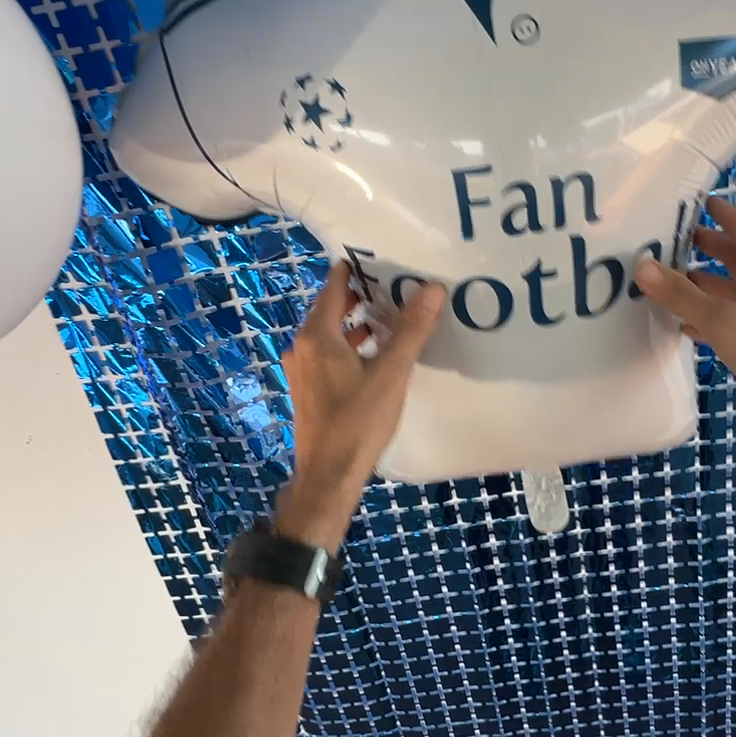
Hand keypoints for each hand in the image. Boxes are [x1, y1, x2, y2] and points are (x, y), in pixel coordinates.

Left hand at [277, 262, 446, 550]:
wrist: (328, 476)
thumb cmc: (358, 422)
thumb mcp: (391, 373)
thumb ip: (411, 330)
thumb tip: (433, 288)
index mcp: (317, 335)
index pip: (335, 285)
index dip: (358, 269)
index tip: (387, 260)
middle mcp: (302, 346)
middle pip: (332, 307)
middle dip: (362, 295)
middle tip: (398, 287)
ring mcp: (302, 369)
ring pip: (330, 332)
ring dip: (357, 322)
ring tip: (391, 317)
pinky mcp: (308, 389)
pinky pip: (329, 352)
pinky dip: (350, 345)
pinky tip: (375, 354)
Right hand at [634, 195, 735, 440]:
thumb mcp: (720, 320)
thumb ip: (681, 294)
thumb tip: (643, 265)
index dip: (723, 214)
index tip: (699, 203)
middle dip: (709, 246)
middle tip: (675, 241)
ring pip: (733, 288)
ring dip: (705, 282)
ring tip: (671, 281)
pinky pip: (732, 316)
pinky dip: (709, 314)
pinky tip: (685, 324)